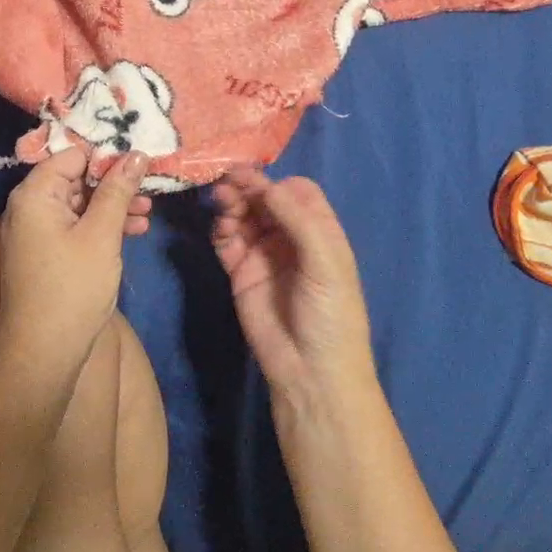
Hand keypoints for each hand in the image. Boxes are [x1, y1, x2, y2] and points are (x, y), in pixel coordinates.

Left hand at [0, 148, 151, 372]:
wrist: (43, 353)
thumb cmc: (72, 287)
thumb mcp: (102, 234)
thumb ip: (118, 190)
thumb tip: (136, 154)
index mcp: (35, 193)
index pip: (72, 154)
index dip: (106, 154)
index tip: (139, 158)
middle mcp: (29, 206)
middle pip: (76, 177)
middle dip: (113, 181)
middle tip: (150, 186)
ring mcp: (35, 230)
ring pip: (80, 202)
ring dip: (113, 204)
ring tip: (148, 210)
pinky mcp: (45, 251)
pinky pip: (76, 224)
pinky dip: (102, 225)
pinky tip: (134, 230)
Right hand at [211, 170, 374, 398]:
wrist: (310, 372)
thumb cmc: (331, 313)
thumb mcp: (325, 262)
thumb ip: (297, 219)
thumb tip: (266, 185)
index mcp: (320, 232)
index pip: (297, 192)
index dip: (277, 182)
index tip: (255, 179)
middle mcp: (291, 238)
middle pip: (265, 200)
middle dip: (248, 188)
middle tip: (227, 183)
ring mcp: (264, 254)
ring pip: (244, 216)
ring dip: (232, 205)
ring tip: (222, 203)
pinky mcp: (241, 273)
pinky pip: (227, 241)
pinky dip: (221, 230)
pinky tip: (220, 229)